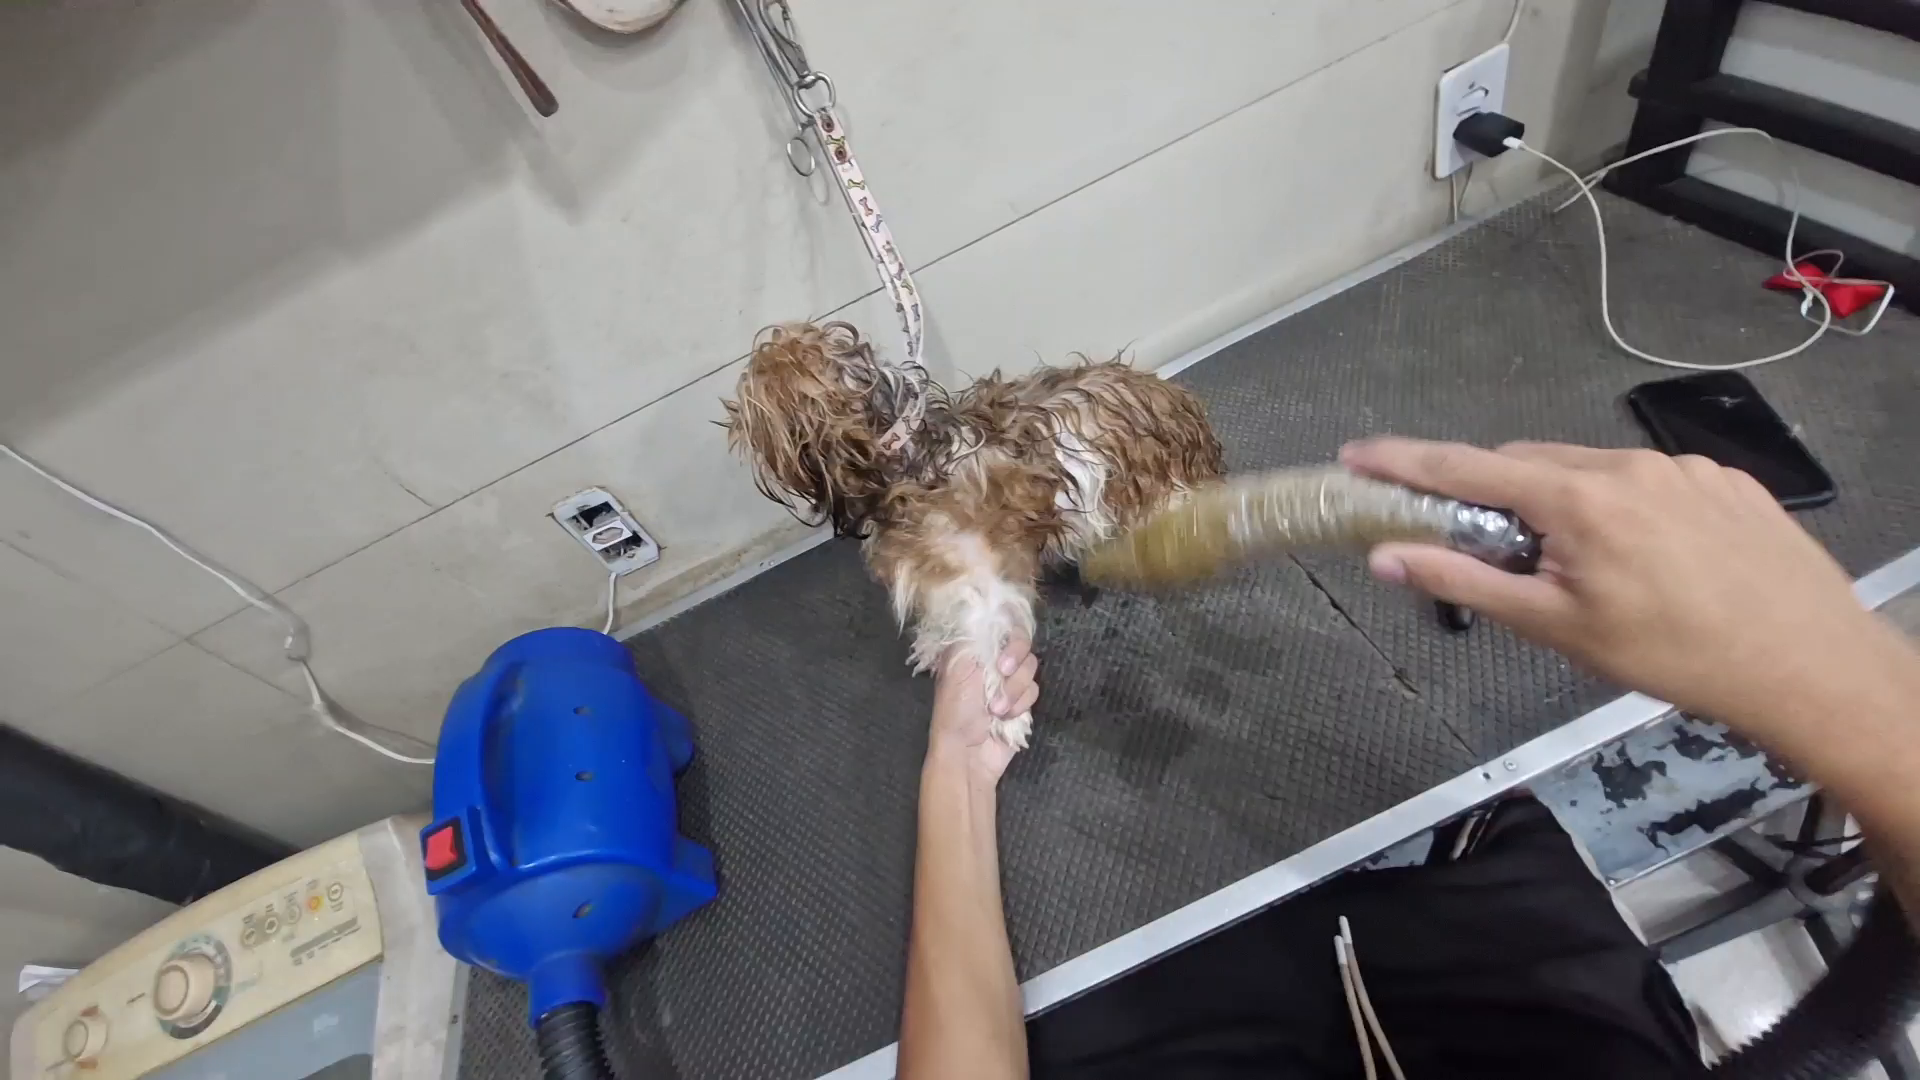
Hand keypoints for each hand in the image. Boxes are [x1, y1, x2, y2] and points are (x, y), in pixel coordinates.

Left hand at [928, 638, 1038, 785]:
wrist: (966, 754)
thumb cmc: (955, 710)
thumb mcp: (958, 668)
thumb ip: (977, 639)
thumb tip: (997, 618)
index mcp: (973, 648)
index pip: (1001, 625)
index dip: (1009, 634)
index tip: (1002, 648)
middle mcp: (992, 661)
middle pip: (1022, 643)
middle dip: (1014, 661)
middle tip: (1003, 671)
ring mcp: (1008, 682)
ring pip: (1030, 669)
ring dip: (1014, 689)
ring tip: (996, 709)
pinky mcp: (1021, 702)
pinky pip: (1034, 691)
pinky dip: (1021, 704)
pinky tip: (1006, 718)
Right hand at [1341, 438, 1903, 732]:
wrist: (1816, 672)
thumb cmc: (1668, 654)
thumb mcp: (1549, 623)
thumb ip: (1460, 580)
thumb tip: (1382, 556)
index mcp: (1577, 499)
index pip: (1465, 466)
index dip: (1401, 458)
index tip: (1355, 453)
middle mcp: (1626, 465)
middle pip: (1521, 461)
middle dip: (1484, 490)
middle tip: (1479, 540)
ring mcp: (1681, 468)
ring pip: (1578, 466)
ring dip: (1545, 496)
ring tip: (1564, 557)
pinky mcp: (1721, 479)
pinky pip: (1633, 476)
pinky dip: (1603, 500)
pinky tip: (1630, 550)